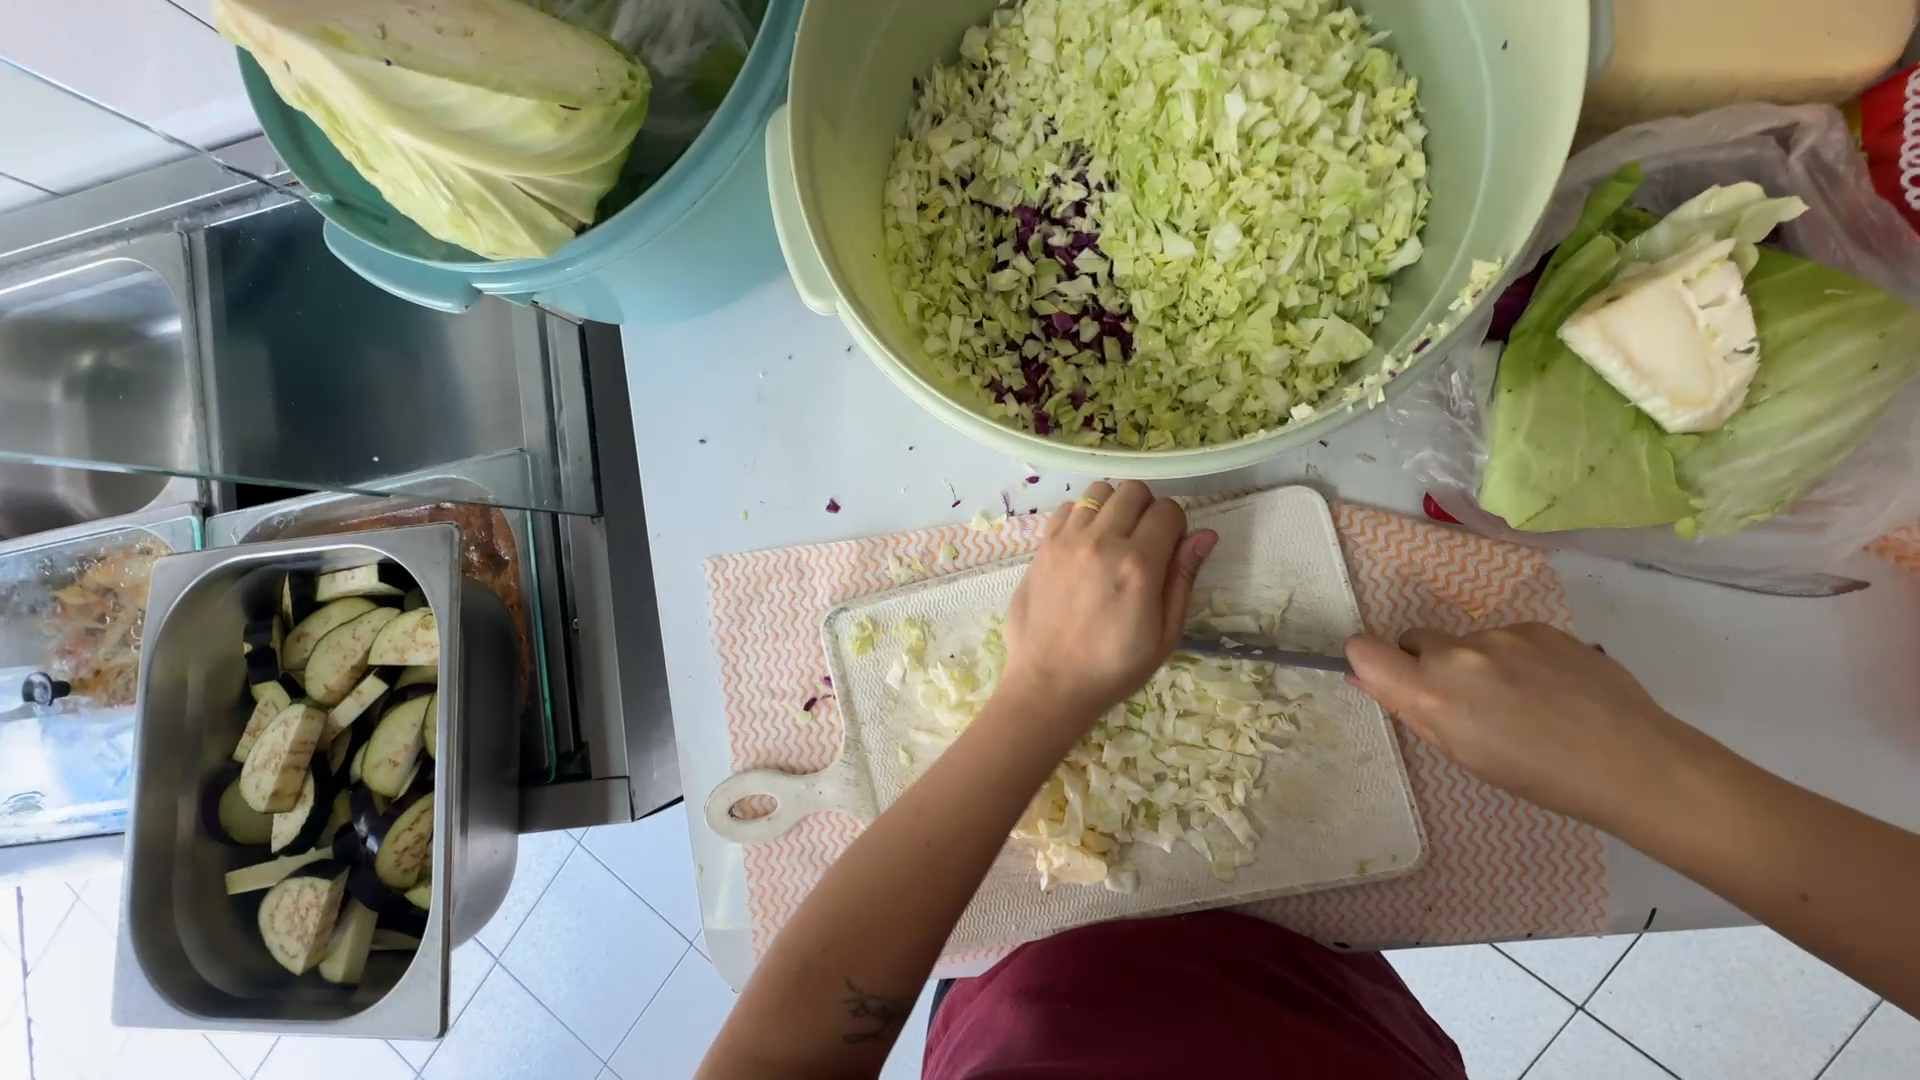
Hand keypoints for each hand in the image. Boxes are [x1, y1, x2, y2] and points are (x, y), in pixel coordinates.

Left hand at [996, 481, 1216, 742]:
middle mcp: (1102, 542)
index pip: (1168, 510)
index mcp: (1138, 564)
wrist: (1049, 685)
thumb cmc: (1113, 668)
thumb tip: (1205, 535)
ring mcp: (1067, 541)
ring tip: (1112, 538)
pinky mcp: (1042, 548)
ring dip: (1113, 507)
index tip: (1170, 551)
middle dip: (1147, 509)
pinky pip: (1066, 508)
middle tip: (1144, 541)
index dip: (1176, 527)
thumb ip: (1183, 578)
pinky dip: (1080, 516)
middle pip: (1134, 490)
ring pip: (1098, 490)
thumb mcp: (1165, 634)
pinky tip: (1084, 545)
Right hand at [1345, 623, 1716, 826]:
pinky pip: (1506, 637)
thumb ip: (1410, 709)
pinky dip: (1515, 658)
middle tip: (1467, 702)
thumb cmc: (1538, 777)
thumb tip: (1365, 677)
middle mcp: (1459, 654)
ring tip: (1522, 700)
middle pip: (1415, 640)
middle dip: (1427, 664)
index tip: (1390, 680)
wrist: (1637, 765)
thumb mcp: (1461, 753)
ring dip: (1476, 663)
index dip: (1370, 661)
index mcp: (1432, 693)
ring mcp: (1502, 636)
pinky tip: (1550, 688)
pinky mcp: (1540, 627)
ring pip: (1464, 642)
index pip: (1364, 649)